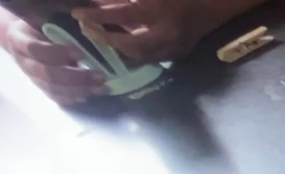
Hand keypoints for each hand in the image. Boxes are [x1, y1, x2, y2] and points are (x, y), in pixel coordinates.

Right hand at [0, 18, 103, 103]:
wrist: (29, 45)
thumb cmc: (43, 34)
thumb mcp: (46, 27)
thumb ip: (61, 33)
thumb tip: (89, 32)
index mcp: (19, 40)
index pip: (35, 49)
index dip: (57, 53)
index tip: (80, 53)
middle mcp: (23, 60)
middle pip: (47, 73)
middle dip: (77, 77)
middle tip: (101, 77)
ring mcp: (32, 77)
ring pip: (55, 89)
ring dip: (82, 90)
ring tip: (103, 88)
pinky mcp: (44, 89)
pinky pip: (59, 99)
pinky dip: (76, 98)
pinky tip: (90, 95)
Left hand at [74, 0, 201, 62]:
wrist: (207, 9)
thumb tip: (97, 2)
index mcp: (158, 11)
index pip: (123, 15)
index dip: (97, 16)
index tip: (76, 14)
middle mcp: (168, 33)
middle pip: (134, 45)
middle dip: (108, 39)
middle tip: (88, 31)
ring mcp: (177, 47)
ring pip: (144, 55)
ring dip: (120, 49)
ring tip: (102, 38)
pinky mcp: (180, 54)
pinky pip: (154, 57)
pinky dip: (136, 52)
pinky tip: (123, 45)